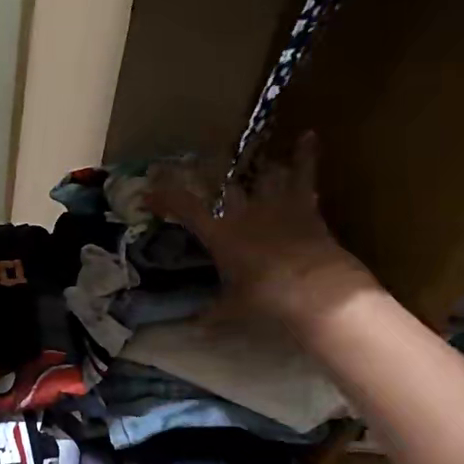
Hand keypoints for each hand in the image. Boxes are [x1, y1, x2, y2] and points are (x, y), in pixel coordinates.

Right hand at [144, 133, 374, 326]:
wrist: (314, 288)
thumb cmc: (266, 299)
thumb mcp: (234, 310)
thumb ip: (213, 314)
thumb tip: (194, 327)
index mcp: (220, 234)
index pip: (185, 208)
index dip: (164, 197)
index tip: (148, 193)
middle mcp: (243, 211)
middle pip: (219, 180)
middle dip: (202, 169)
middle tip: (191, 162)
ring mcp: (274, 203)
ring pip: (260, 173)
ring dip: (254, 166)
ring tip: (249, 158)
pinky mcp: (304, 204)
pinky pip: (304, 174)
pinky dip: (305, 155)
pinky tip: (309, 135)